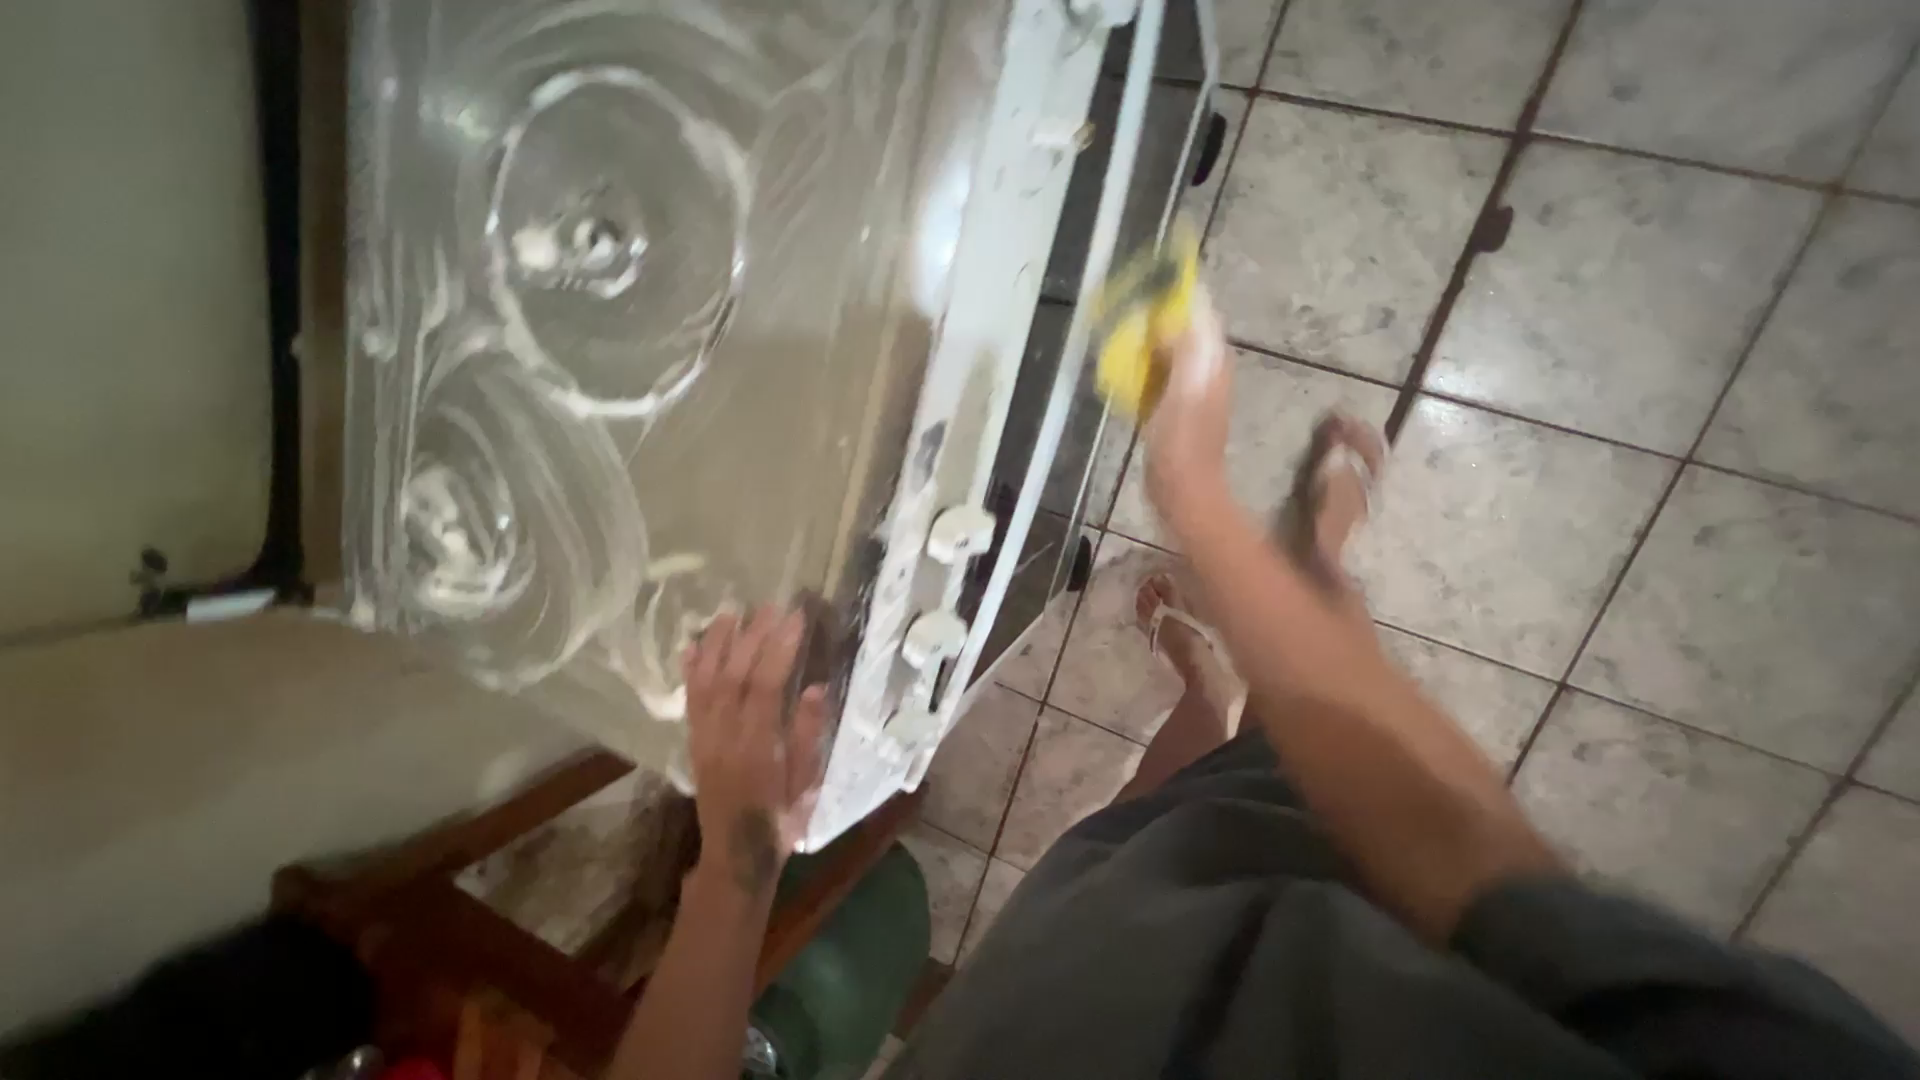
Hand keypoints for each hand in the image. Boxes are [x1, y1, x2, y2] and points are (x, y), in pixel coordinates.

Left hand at [682, 606, 829, 897]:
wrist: (737, 854)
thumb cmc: (781, 819)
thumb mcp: (807, 784)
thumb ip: (809, 736)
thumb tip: (816, 687)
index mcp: (758, 748)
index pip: (766, 686)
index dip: (779, 649)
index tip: (795, 618)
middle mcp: (725, 737)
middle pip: (735, 676)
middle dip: (752, 636)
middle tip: (770, 605)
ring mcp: (705, 738)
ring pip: (708, 682)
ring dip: (718, 644)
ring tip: (731, 612)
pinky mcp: (695, 742)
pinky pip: (690, 701)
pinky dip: (691, 671)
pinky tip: (694, 647)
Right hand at [1143, 286, 1232, 523]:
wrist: (1181, 491)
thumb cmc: (1180, 444)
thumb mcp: (1181, 392)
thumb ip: (1182, 350)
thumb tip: (1175, 313)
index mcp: (1211, 360)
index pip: (1198, 310)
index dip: (1176, 291)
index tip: (1145, 281)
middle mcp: (1206, 367)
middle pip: (1183, 326)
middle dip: (1155, 315)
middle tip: (1123, 308)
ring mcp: (1191, 387)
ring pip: (1169, 349)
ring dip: (1146, 340)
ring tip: (1118, 333)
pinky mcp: (1175, 406)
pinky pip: (1159, 372)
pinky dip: (1143, 365)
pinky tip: (1123, 370)